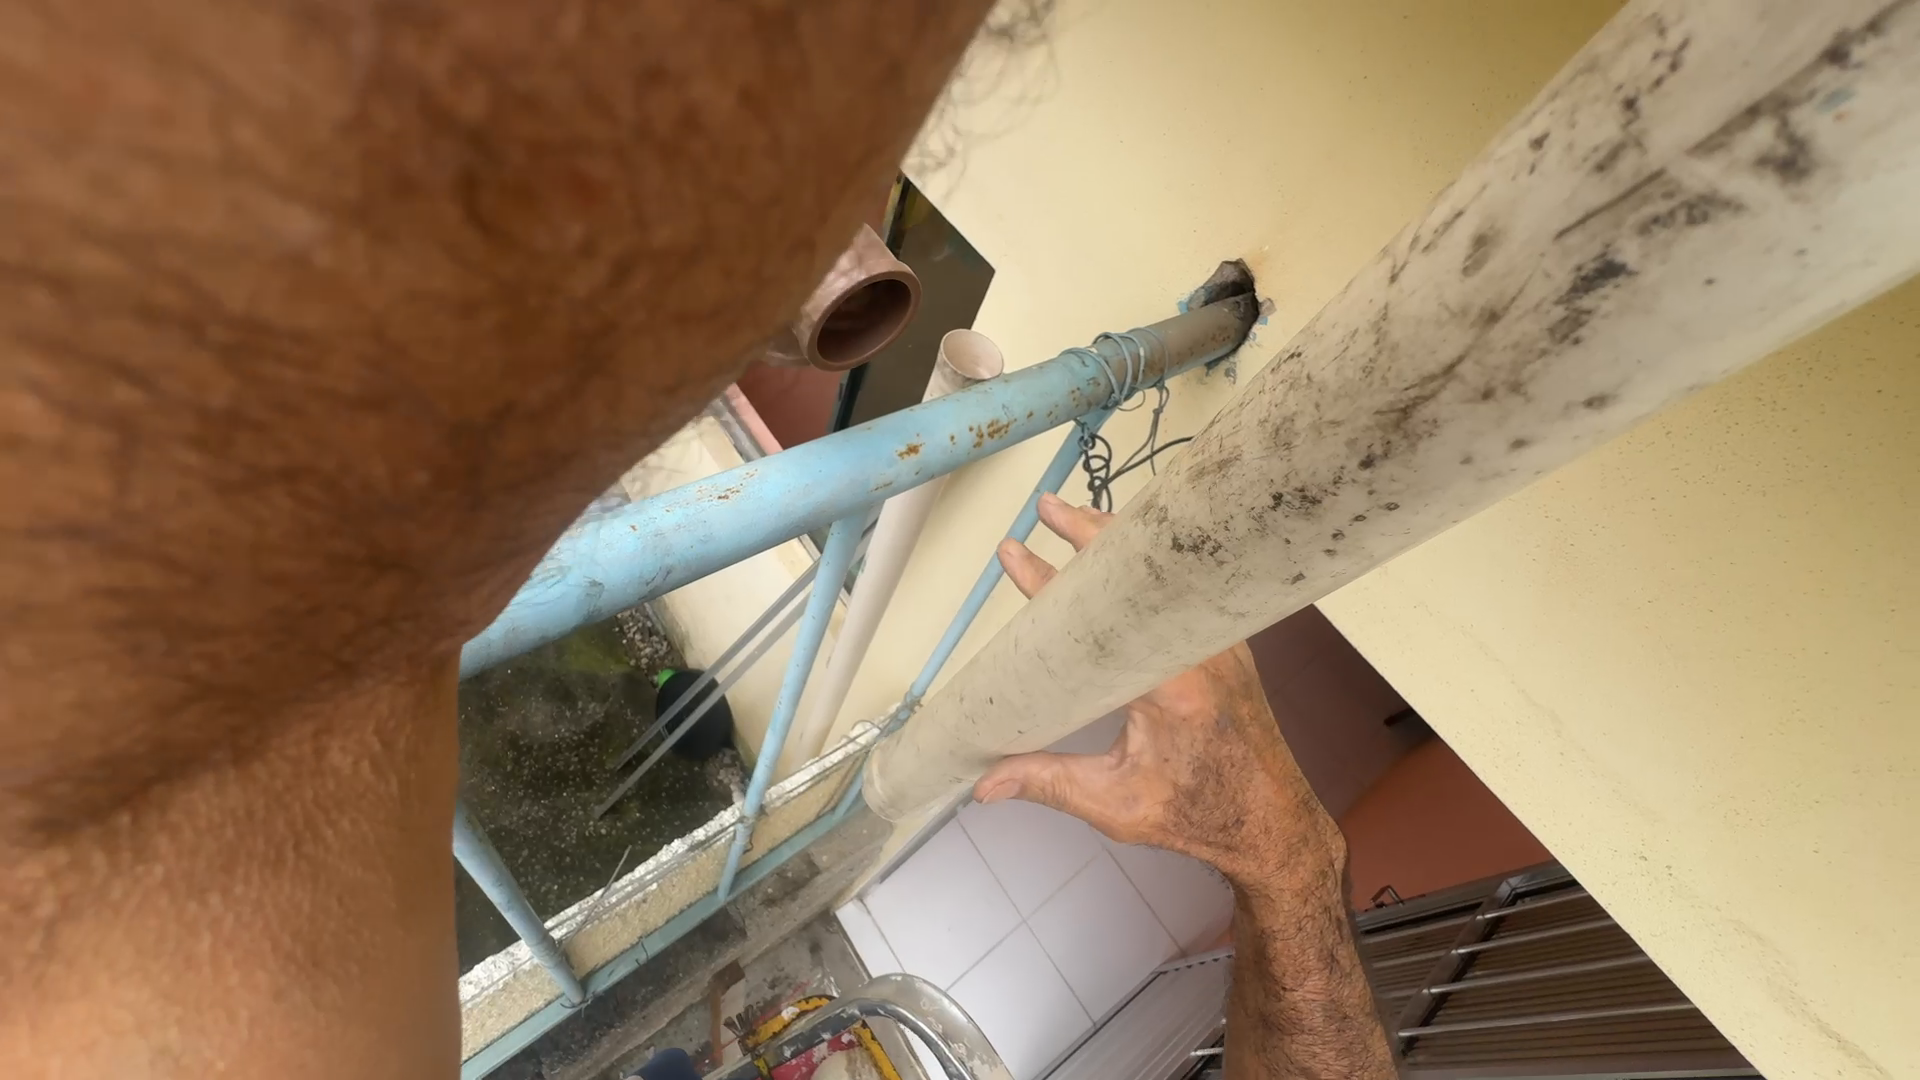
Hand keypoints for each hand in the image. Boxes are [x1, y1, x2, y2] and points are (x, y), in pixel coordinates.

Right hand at [974, 494, 1346, 900]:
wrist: (1272, 821)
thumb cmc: (1202, 813)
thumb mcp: (1117, 805)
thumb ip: (1048, 783)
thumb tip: (987, 782)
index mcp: (1171, 685)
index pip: (1095, 619)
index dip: (1048, 582)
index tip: (1015, 556)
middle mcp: (1200, 650)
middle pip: (1136, 573)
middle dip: (1086, 534)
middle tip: (1048, 509)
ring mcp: (1218, 641)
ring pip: (1164, 571)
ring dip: (1117, 540)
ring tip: (1076, 516)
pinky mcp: (1224, 642)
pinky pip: (1183, 584)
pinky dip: (1147, 561)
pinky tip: (1124, 550)